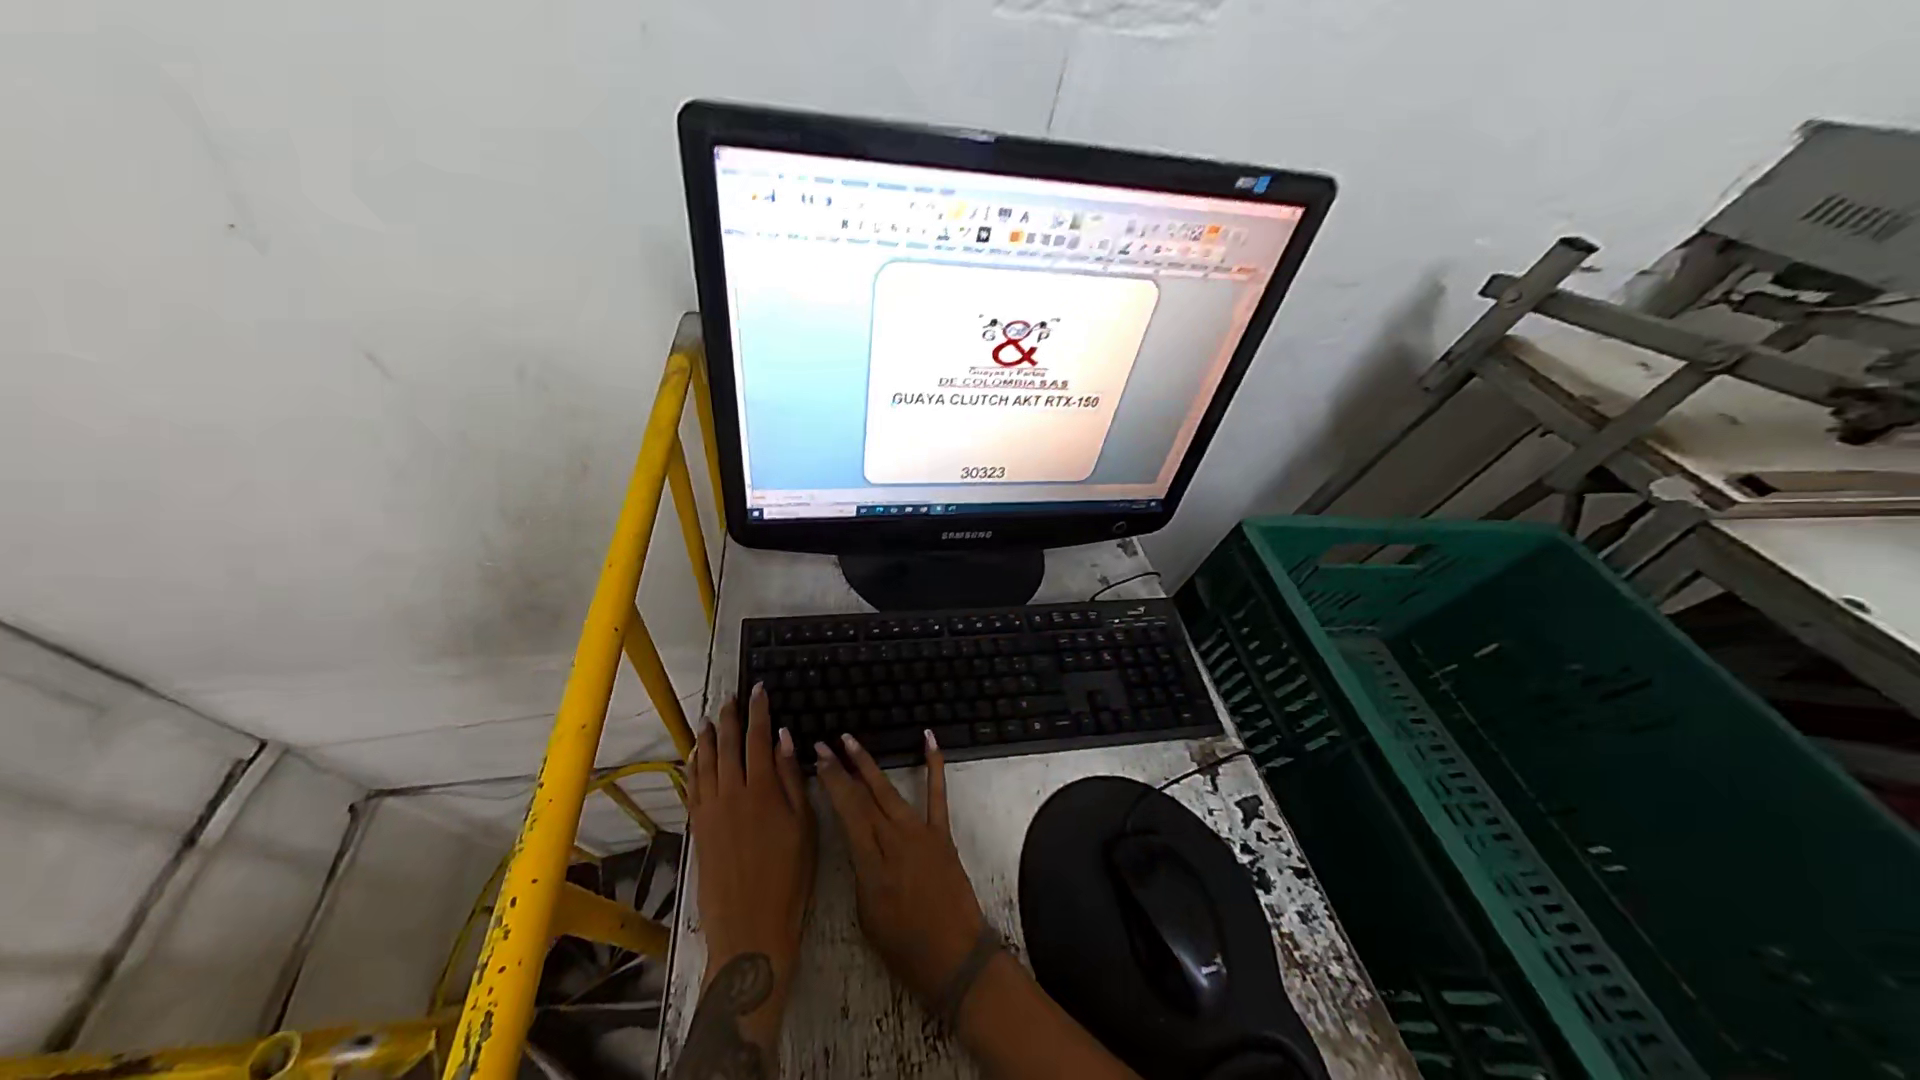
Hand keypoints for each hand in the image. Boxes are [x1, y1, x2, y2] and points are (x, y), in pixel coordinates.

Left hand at [686, 684, 815, 1047]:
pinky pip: (692, 787)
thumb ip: (791, 779)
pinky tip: (696, 756)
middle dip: (730, 718)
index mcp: (761, 790)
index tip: (759, 690)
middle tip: (730, 698)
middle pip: (728, 746)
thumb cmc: (789, 876)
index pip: (758, 739)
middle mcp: (731, 793)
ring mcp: (710, 811)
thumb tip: (784, 739)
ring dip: (708, 737)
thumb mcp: (804, 826)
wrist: (750, 925)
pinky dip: (694, 766)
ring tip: (710, 718)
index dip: (759, 711)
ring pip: (706, 763)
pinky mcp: (699, 828)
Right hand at [814, 730, 984, 1004]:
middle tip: (825, 744)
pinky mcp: (942, 834)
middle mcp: (895, 840)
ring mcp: (921, 834)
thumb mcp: (866, 914)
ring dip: (869, 764)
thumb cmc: (903, 946)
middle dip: (842, 767)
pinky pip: (937, 795)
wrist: (954, 956)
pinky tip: (929, 740)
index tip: (817, 759)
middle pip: (863, 797)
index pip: (846, 812)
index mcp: (871, 863)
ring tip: (851, 741)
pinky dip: (934, 765)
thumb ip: (861, 871)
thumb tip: (858, 841)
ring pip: (889, 792)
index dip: (831, 783)